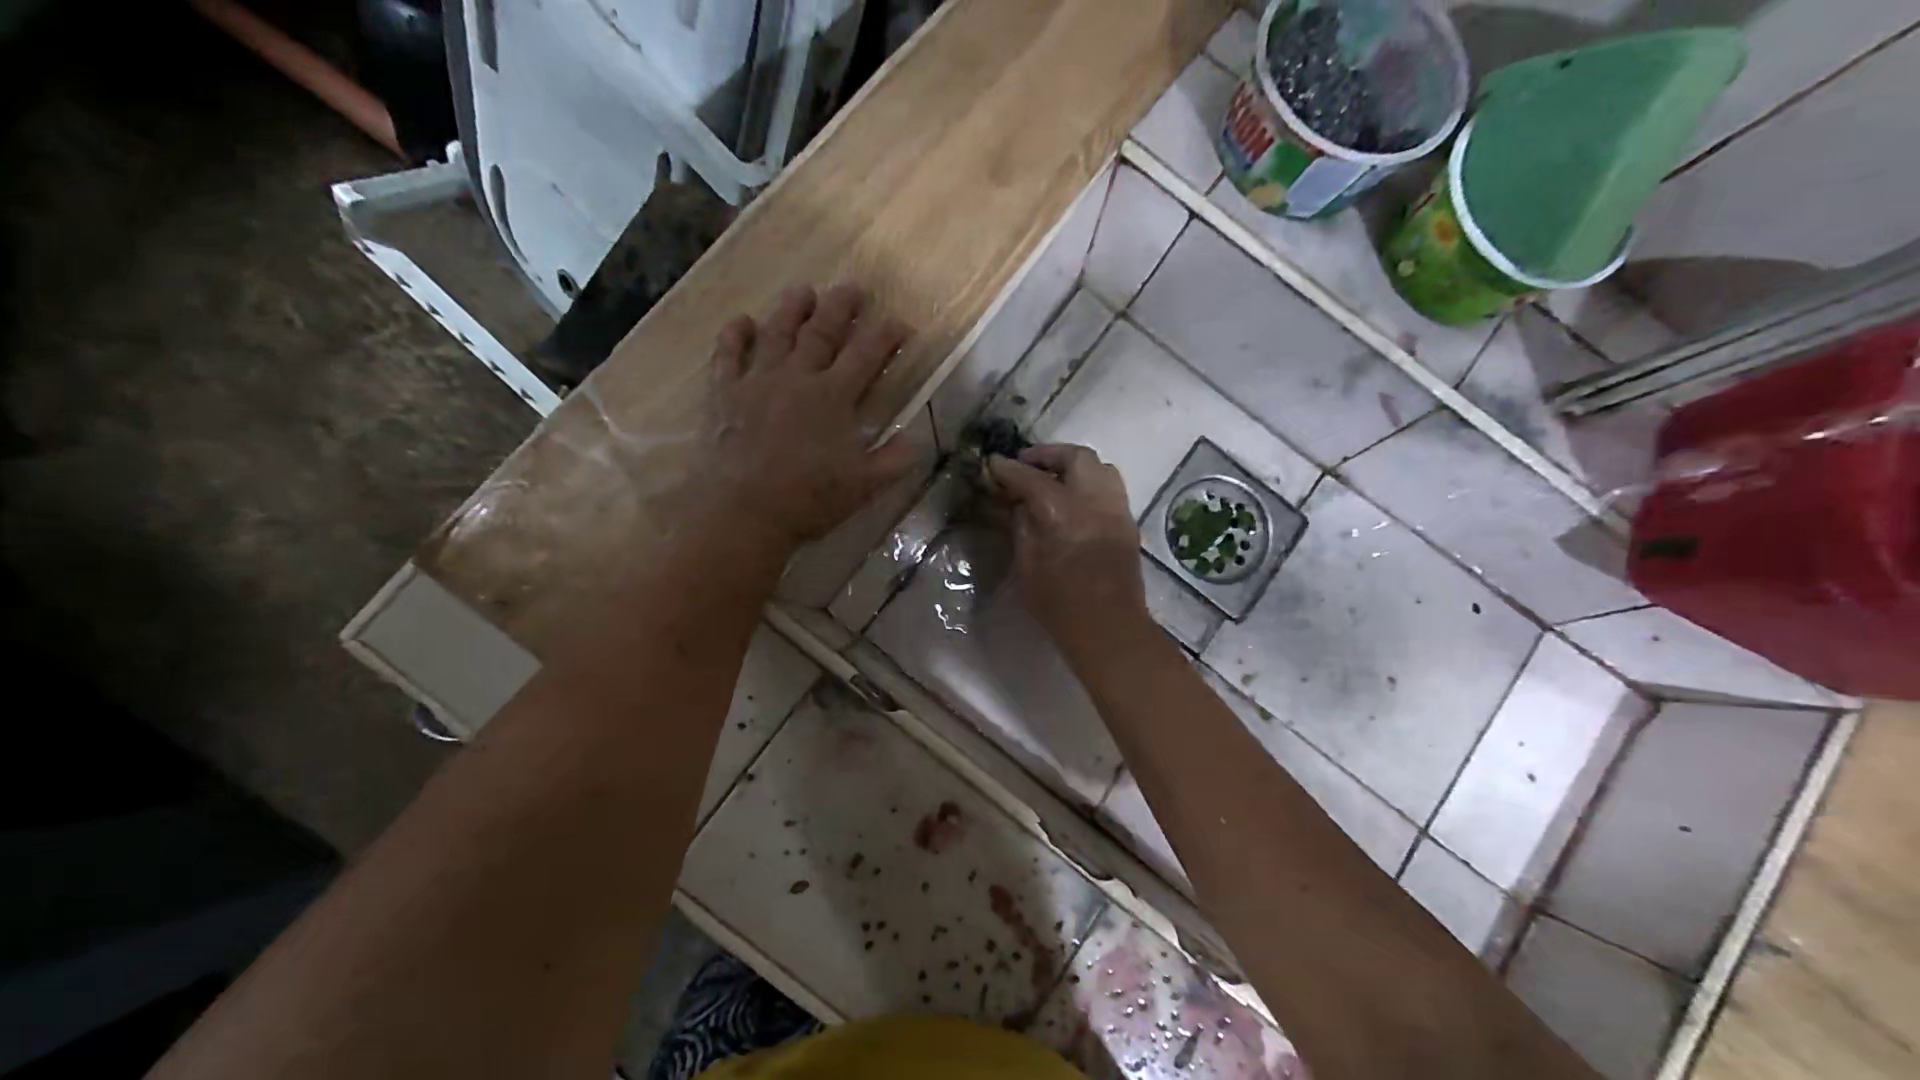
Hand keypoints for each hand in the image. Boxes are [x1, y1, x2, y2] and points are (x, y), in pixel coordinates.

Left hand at [693, 284, 920, 555]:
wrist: (743, 511)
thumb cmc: (808, 499)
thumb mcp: (864, 486)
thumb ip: (895, 460)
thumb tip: (918, 440)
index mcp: (834, 397)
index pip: (866, 354)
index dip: (886, 335)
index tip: (900, 323)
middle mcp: (797, 377)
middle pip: (822, 332)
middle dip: (841, 307)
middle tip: (852, 288)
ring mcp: (757, 381)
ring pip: (777, 333)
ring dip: (792, 309)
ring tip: (803, 290)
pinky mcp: (725, 393)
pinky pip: (728, 354)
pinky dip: (735, 335)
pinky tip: (742, 320)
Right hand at [988, 444, 1149, 653]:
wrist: (1109, 628)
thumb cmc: (1058, 604)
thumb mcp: (1026, 566)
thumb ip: (1021, 526)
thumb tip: (1018, 502)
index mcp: (1060, 512)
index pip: (1030, 477)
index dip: (1007, 469)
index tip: (993, 464)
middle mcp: (1093, 500)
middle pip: (1075, 457)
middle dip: (1048, 454)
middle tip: (1026, 464)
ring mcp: (1116, 508)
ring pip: (1099, 467)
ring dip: (1073, 465)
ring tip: (1053, 477)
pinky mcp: (1128, 522)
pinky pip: (1110, 487)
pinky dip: (1089, 483)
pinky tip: (1074, 500)